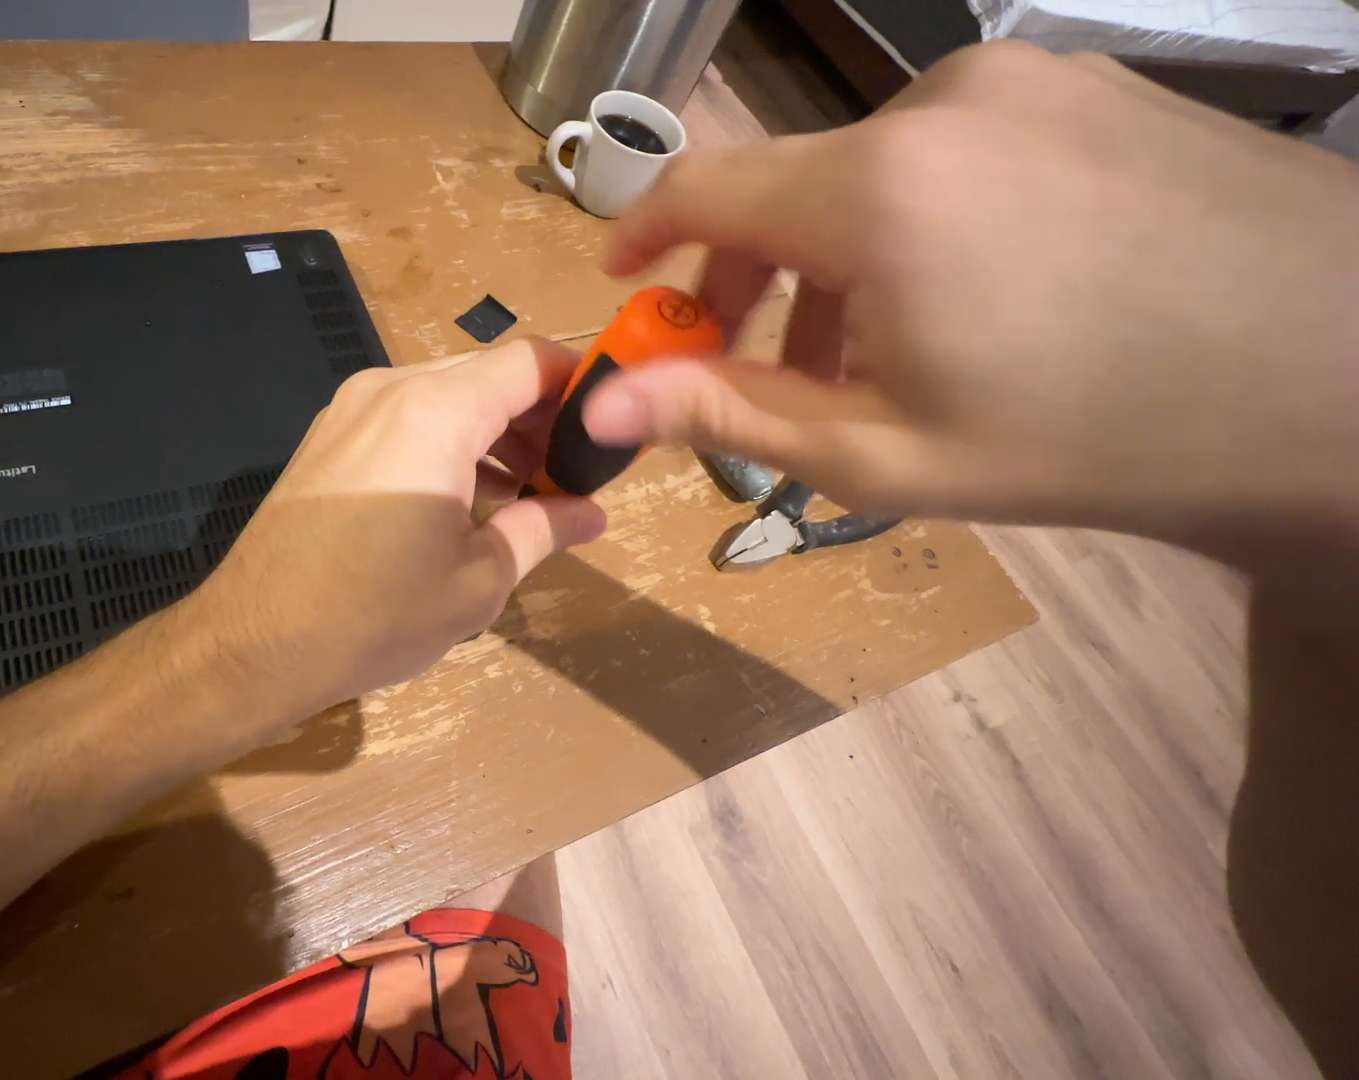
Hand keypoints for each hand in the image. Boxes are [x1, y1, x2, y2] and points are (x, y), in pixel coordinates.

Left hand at [191, 338, 607, 712]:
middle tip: (567, 478)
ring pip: (444, 396)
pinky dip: (445, 444)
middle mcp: (388, 389)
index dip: (578, 384)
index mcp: (434, 411)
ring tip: (522, 497)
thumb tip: (593, 514)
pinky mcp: (327, 438)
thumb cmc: (376, 615)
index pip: (528, 360)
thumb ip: (544, 529)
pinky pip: (404, 419)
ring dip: (491, 434)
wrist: (254, 644)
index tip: (605, 430)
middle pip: (486, 375)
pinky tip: (462, 500)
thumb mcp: (478, 580)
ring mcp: (348, 410)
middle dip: (536, 419)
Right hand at [582, 42, 1358, 543]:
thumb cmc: (1081, 437)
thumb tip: (601, 403)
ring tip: (857, 361)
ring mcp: (1021, 84)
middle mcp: (936, 106)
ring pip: (856, 177)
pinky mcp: (1079, 90)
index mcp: (875, 191)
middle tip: (746, 367)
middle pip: (777, 187)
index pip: (700, 187)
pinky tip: (944, 305)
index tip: (623, 286)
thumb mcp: (872, 451)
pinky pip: (936, 157)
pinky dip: (897, 232)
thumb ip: (722, 411)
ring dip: (821, 267)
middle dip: (739, 281)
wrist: (1350, 381)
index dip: (641, 235)